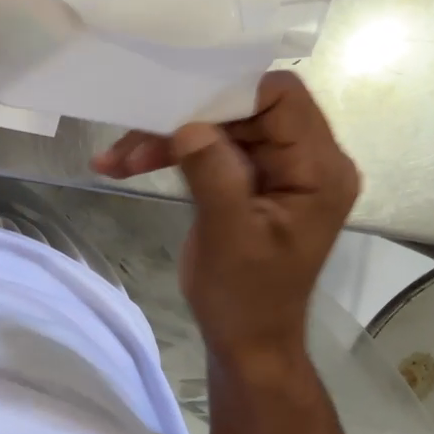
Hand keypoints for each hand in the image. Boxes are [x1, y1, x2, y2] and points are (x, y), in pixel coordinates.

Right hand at [91, 72, 358, 367]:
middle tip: (128, 143)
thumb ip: (213, 173)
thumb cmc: (246, 296)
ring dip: (165, 140)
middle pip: (242, 110)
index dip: (229, 92)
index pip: (282, 98)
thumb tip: (188, 124)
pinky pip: (208, 152)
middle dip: (183, 121)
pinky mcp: (248, 182)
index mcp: (318, 169)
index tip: (174, 105)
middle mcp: (305, 161)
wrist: (246, 341)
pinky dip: (168, 156)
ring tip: (115, 160)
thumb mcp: (228, 235)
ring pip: (217, 129)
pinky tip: (125, 166)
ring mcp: (275, 171)